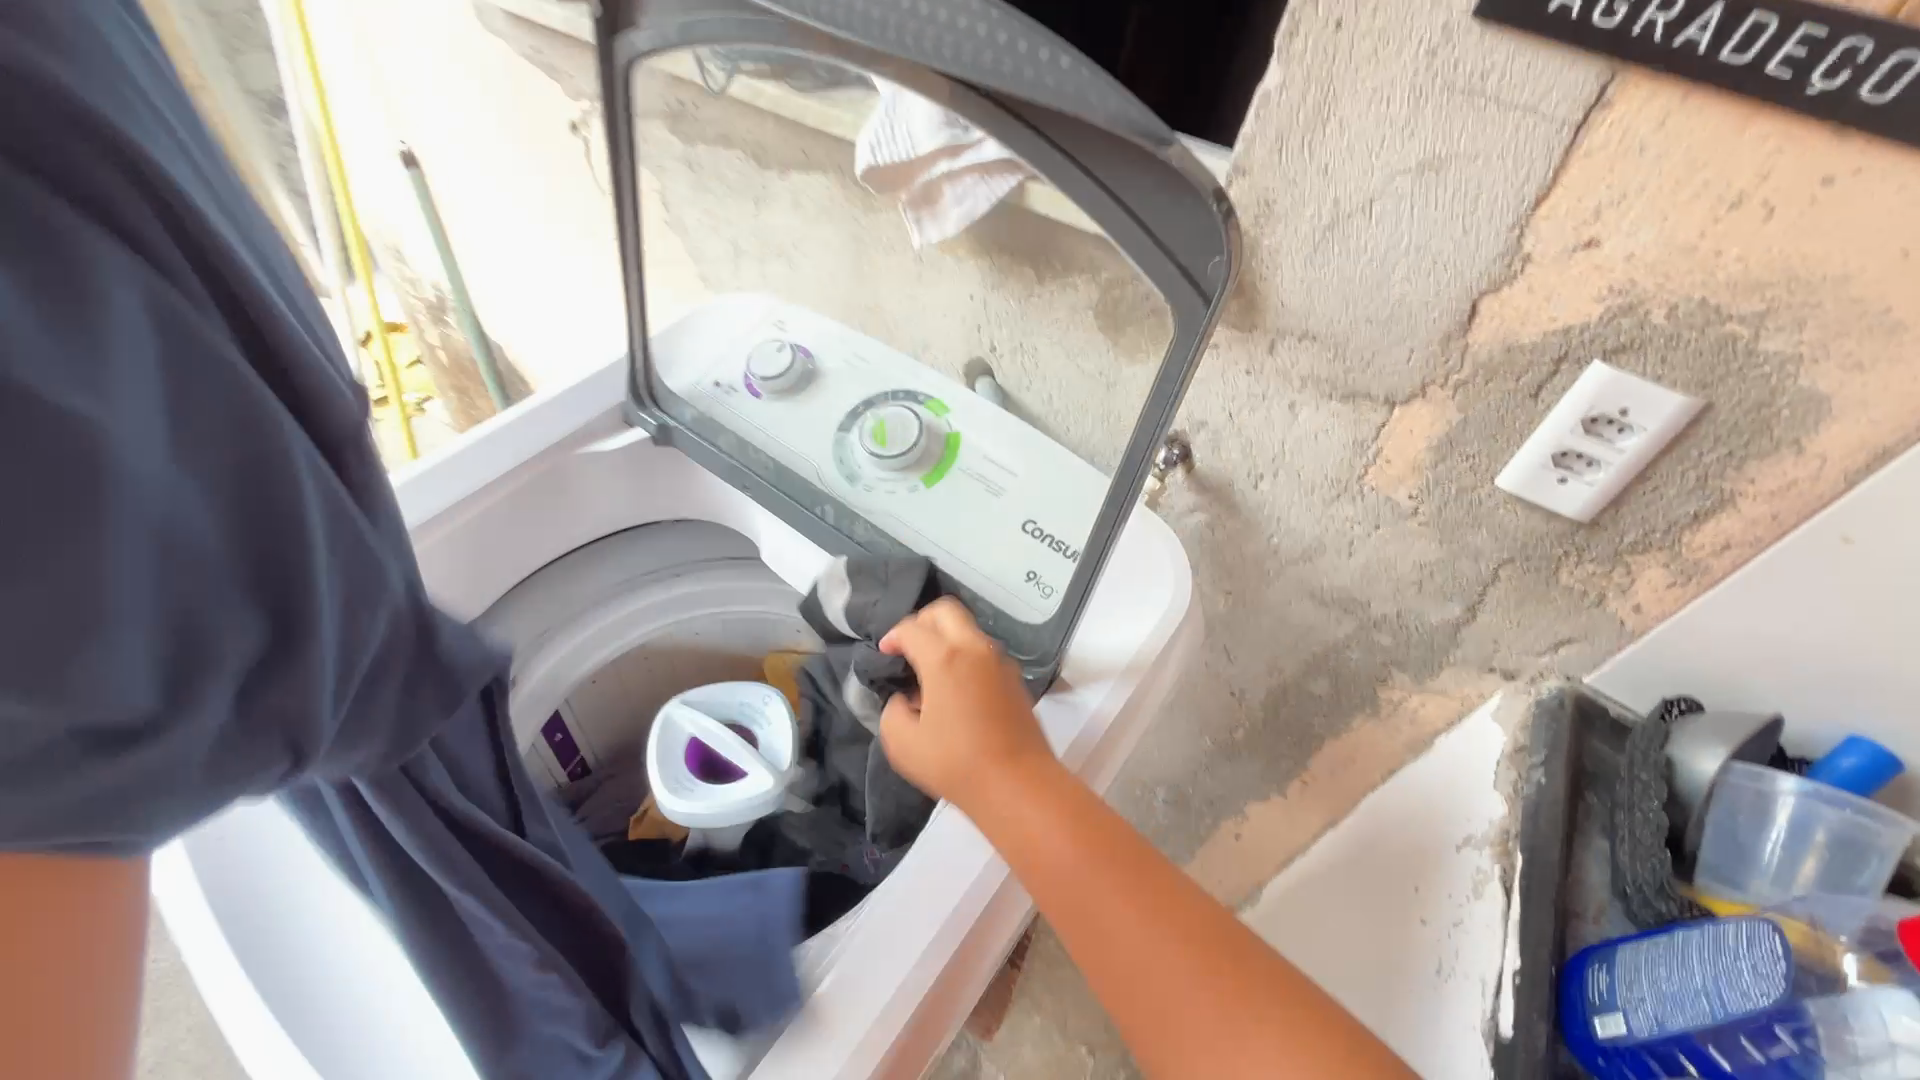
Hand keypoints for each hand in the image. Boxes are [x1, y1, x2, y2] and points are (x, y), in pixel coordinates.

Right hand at [877, 598, 1060, 811]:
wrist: (1017, 783)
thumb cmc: (955, 763)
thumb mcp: (902, 743)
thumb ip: (892, 710)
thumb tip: (905, 698)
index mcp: (945, 657)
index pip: (912, 628)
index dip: (892, 637)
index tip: (885, 654)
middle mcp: (975, 648)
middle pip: (946, 610)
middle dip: (921, 621)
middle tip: (908, 648)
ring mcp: (1000, 661)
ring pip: (969, 629)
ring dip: (946, 638)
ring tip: (931, 673)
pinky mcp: (1015, 679)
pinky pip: (984, 652)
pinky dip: (965, 657)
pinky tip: (955, 690)